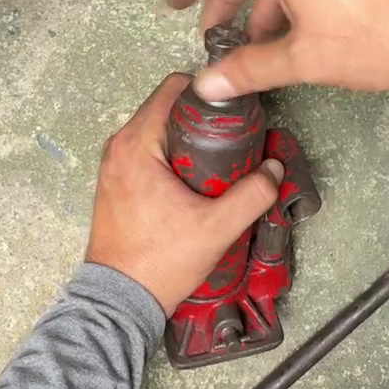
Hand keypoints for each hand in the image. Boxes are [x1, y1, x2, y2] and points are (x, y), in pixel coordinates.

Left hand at [86, 74, 282, 315]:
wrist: (121, 300)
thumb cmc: (159, 263)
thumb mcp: (218, 228)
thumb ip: (253, 195)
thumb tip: (274, 169)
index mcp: (137, 146)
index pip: (174, 89)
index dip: (209, 93)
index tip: (234, 111)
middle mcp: (119, 147)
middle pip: (168, 106)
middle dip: (202, 116)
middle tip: (233, 138)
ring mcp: (114, 163)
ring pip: (159, 127)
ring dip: (189, 135)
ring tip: (220, 158)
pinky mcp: (117, 180)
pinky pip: (150, 148)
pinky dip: (174, 151)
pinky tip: (197, 175)